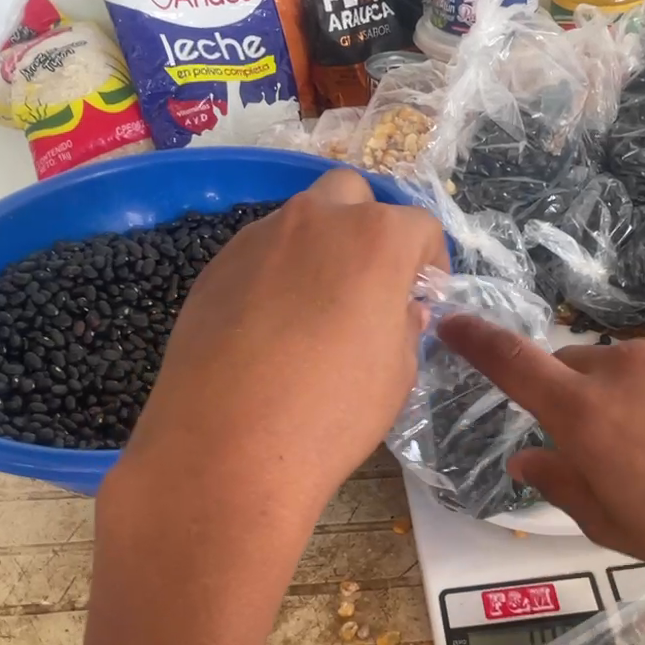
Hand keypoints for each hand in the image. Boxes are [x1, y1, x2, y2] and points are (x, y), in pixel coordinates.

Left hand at [114, 169, 445, 511]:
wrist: (227, 448)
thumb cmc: (331, 414)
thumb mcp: (396, 376)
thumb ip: (404, 327)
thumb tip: (403, 309)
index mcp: (374, 240)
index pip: (419, 225)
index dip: (430, 260)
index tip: (425, 293)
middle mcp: (313, 221)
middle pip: (352, 196)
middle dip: (370, 228)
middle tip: (371, 284)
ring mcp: (256, 240)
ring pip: (299, 223)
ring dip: (319, 250)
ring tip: (317, 310)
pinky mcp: (214, 269)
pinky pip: (259, 256)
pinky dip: (276, 275)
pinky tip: (271, 328)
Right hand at [439, 316, 644, 613]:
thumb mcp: (613, 526)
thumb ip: (559, 484)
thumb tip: (525, 458)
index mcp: (586, 413)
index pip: (511, 362)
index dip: (474, 341)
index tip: (450, 325)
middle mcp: (627, 364)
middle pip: (575, 365)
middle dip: (576, 396)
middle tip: (612, 445)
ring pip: (632, 361)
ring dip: (634, 391)